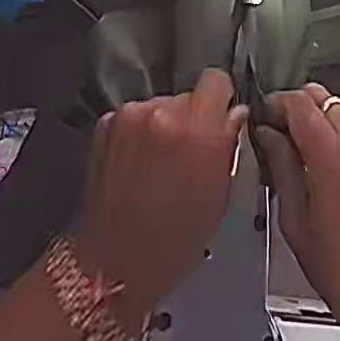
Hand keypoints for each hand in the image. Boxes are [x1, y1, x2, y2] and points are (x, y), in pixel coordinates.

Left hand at [72, 69, 246, 320]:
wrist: (113, 261)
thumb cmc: (173, 238)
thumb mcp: (220, 193)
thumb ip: (228, 143)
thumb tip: (234, 115)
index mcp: (197, 130)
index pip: (216, 80)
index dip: (221, 98)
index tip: (221, 117)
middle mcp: (162, 114)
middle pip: (188, 95)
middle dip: (194, 118)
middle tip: (191, 153)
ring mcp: (129, 117)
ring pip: (161, 105)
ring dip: (165, 125)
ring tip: (161, 165)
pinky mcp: (105, 125)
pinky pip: (135, 117)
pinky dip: (140, 133)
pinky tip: (140, 165)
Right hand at [254, 85, 339, 340]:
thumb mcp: (294, 218)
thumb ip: (281, 166)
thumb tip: (269, 137)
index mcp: (334, 158)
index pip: (302, 105)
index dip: (279, 103)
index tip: (267, 112)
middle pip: (328, 102)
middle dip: (301, 108)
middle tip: (281, 127)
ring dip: (325, 127)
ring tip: (307, 156)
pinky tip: (335, 174)